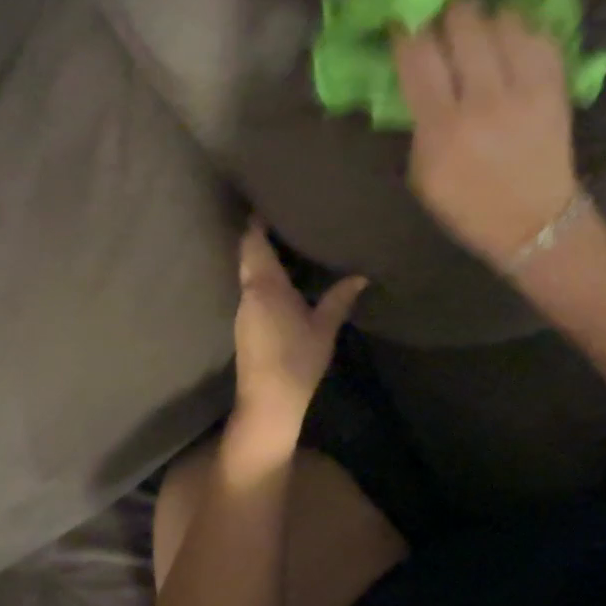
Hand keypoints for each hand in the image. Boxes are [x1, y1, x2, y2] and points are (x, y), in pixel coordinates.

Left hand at [232, 219, 367, 426]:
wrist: (269, 401)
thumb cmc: (297, 360)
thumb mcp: (325, 327)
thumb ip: (340, 298)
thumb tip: (361, 276)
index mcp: (265, 286)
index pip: (254, 243)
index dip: (257, 222)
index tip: (270, 203)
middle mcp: (248, 292)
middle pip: (248, 255)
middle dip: (261, 236)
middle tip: (285, 219)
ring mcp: (244, 309)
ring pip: (249, 273)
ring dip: (263, 258)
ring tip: (289, 243)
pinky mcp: (245, 324)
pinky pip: (252, 289)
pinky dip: (264, 277)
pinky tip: (286, 279)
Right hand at [393, 1, 579, 265]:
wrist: (537, 226)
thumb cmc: (472, 207)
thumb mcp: (425, 175)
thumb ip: (418, 123)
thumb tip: (418, 73)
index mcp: (442, 128)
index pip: (417, 54)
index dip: (407, 32)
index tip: (407, 29)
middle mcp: (483, 102)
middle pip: (462, 24)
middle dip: (450, 15)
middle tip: (448, 22)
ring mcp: (524, 93)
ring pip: (504, 21)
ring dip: (489, 20)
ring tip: (485, 33)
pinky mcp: (555, 90)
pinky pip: (540, 38)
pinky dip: (524, 33)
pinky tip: (514, 45)